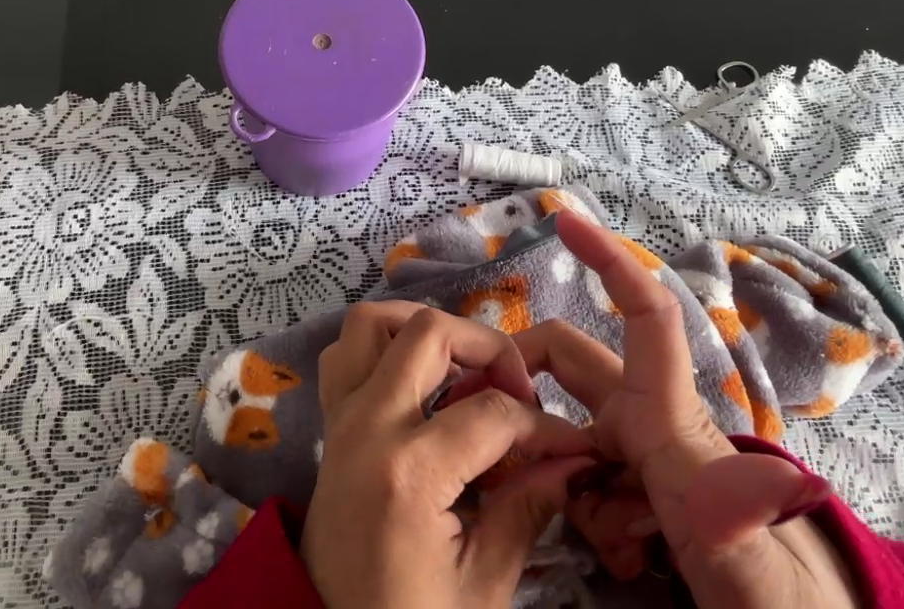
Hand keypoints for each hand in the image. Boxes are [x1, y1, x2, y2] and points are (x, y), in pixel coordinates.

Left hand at [301, 301, 596, 608]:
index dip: (544, 426)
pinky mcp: (330, 421)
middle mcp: (368, 423)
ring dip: (424, 328)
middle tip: (516, 389)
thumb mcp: (483, 580)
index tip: (572, 447)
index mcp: (409, 469)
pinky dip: (382, 345)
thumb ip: (527, 507)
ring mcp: (341, 416)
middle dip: (487, 346)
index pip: (492, 412)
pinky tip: (418, 378)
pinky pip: (345, 352)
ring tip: (465, 366)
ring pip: (373, 323)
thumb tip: (572, 458)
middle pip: (429, 333)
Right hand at [512, 211, 863, 608]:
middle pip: (568, 366)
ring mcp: (631, 462)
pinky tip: (623, 560)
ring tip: (616, 548)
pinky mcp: (624, 498)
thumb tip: (726, 479)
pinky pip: (568, 482)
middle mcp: (644, 427)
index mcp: (669, 420)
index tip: (565, 221)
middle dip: (524, 383)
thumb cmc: (778, 593)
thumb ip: (723, 512)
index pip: (646, 319)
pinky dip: (573, 513)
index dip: (609, 261)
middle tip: (485, 424)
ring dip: (553, 476)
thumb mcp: (749, 556)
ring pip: (555, 433)